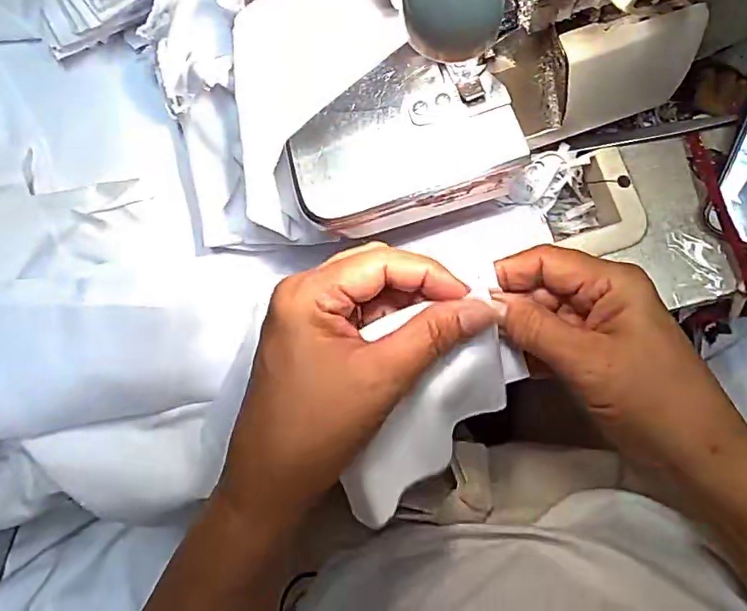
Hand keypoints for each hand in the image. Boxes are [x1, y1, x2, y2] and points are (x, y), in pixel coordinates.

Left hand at [215, 244, 498, 520]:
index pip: (381, 261)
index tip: (469, 297)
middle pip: (374, 266)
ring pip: (368, 285)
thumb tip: (478, 307)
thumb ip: (433, 334)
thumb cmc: (316, 432)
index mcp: (308, 291)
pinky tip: (415, 330)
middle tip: (460, 306)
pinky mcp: (309, 330)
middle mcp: (302, 289)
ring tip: (445, 318)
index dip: (430, 273)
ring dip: (407, 299)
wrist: (268, 487)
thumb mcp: (383, 377)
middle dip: (421, 282)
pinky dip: (389, 315)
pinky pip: (358, 307)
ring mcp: (303, 309)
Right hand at [493, 245, 746, 477]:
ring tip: (488, 343)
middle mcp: (605, 293)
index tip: (472, 293)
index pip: (547, 260)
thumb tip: (491, 303)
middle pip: (545, 284)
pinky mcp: (597, 351)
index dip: (509, 272)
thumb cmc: (655, 404)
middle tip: (475, 324)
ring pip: (547, 312)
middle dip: (512, 302)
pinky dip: (535, 347)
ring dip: (521, 327)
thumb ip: (536, 328)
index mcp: (612, 281)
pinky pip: (557, 337)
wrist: (702, 462)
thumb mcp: (588, 363)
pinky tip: (513, 360)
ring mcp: (601, 323)